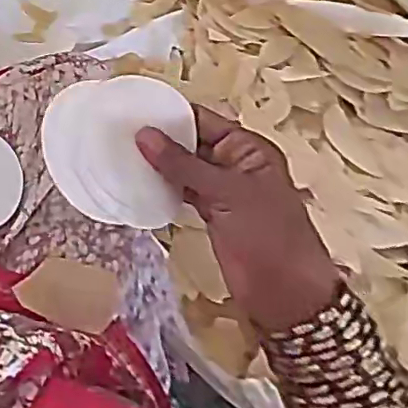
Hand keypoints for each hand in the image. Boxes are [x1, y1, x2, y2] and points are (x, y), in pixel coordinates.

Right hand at [138, 107, 343, 331]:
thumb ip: (182, 164)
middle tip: (118, 130)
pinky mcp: (212, 214)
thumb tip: (144, 134)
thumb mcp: (226, 193)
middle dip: (160, 137)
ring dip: (158, 162)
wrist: (288, 298)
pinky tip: (139, 181)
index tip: (134, 108)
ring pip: (184, 168)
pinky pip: (183, 191)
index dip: (171, 113)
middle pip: (191, 142)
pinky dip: (163, 187)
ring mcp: (222, 191)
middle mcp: (234, 164)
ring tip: (121, 151)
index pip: (203, 119)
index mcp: (248, 148)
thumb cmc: (268, 236)